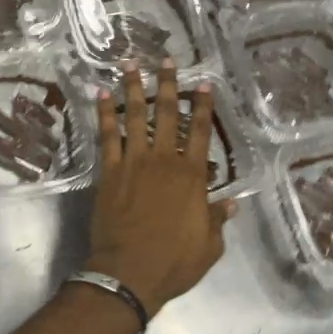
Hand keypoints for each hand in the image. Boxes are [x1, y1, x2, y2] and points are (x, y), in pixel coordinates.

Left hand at [85, 60, 235, 315]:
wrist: (129, 273)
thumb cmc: (173, 262)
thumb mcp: (209, 247)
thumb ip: (218, 220)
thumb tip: (231, 203)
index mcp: (191, 176)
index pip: (200, 132)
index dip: (203, 106)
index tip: (203, 84)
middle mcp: (164, 161)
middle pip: (168, 115)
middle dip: (168, 85)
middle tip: (167, 61)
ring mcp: (134, 162)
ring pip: (135, 116)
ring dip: (134, 88)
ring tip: (130, 65)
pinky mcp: (110, 171)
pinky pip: (107, 135)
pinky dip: (104, 113)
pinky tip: (101, 94)